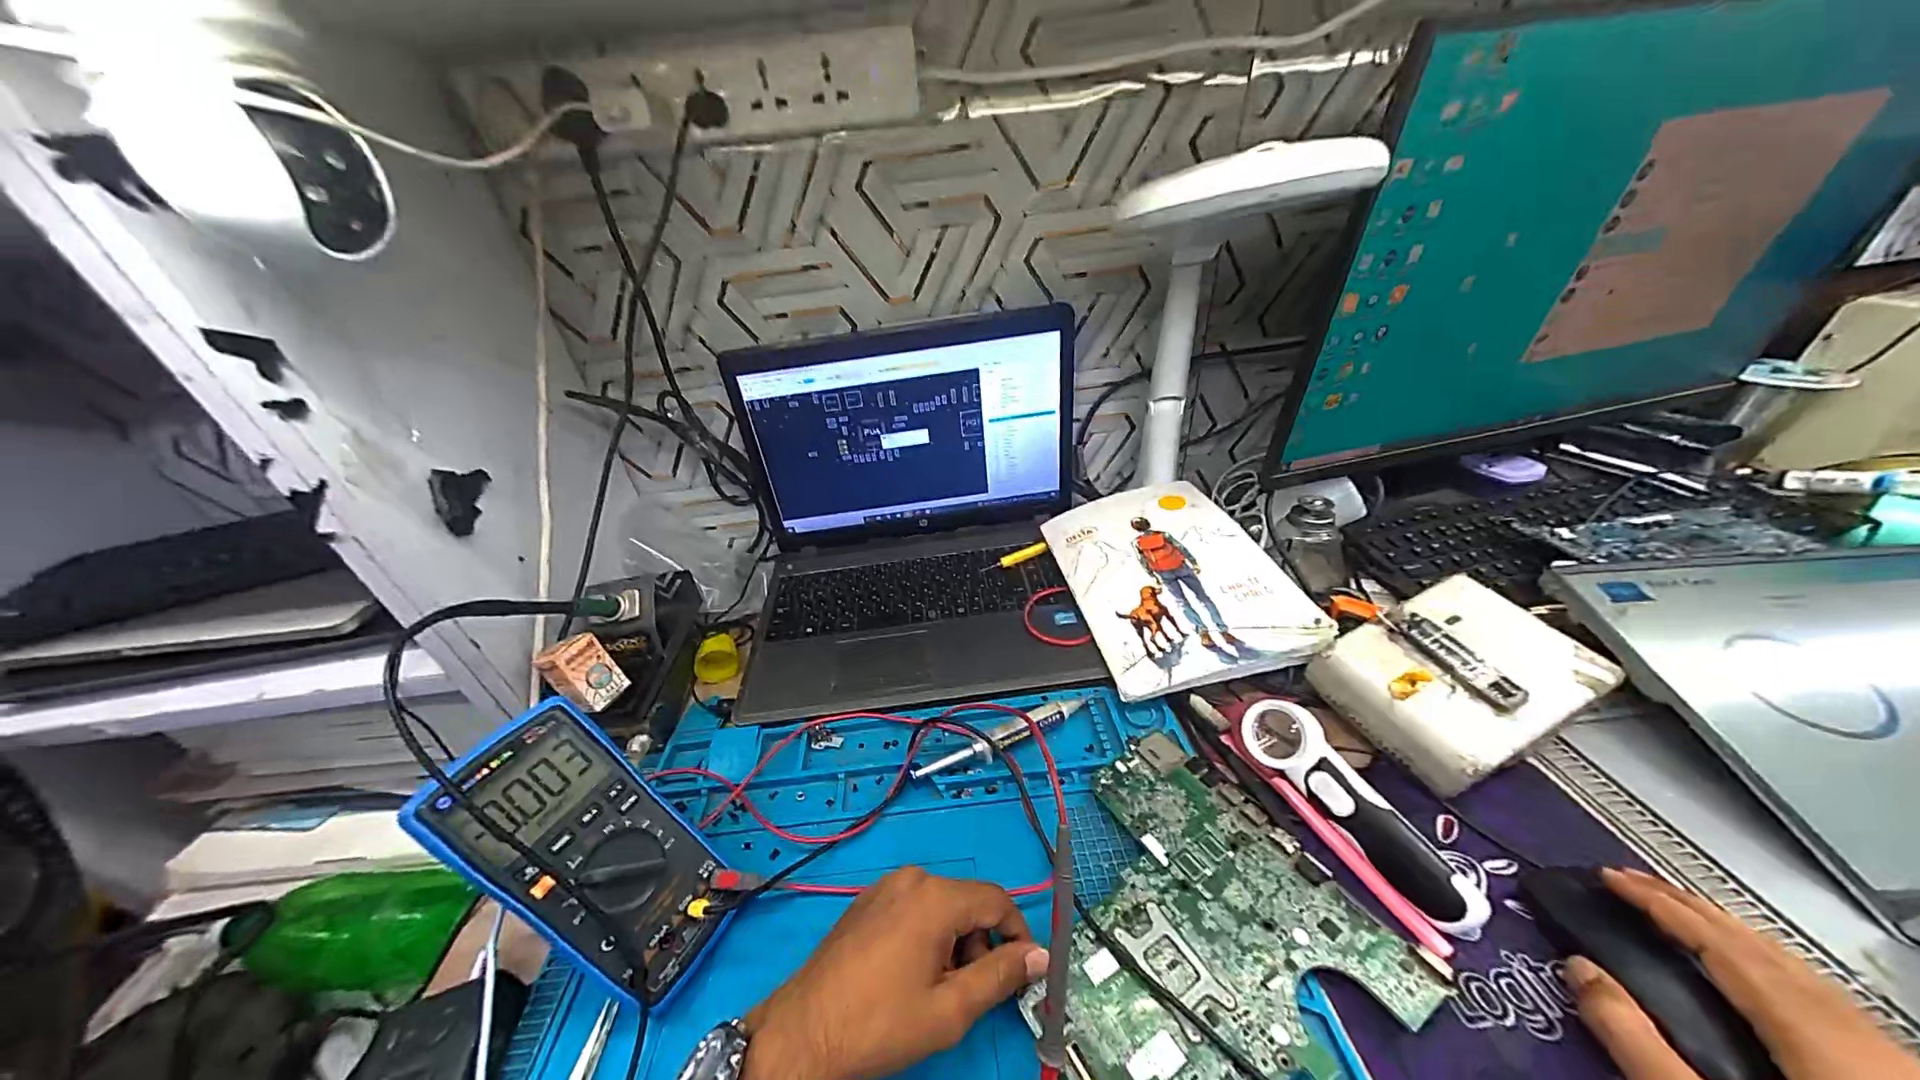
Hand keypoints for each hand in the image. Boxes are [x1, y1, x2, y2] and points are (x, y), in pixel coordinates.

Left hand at [742, 868, 1048, 1079]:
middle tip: (968, 992)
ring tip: (934, 989)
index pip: (997, 901)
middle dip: (979, 945)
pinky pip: (914, 908)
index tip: (1022, 973)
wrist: (804, 1032)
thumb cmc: (879, 1023)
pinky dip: (926, 936)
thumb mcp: (950, 1009)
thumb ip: (1000, 976)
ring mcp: (885, 887)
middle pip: (968, 903)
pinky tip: (908, 975)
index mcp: (934, 896)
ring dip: (953, 943)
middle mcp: (911, 879)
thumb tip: (1038, 956)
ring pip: (941, 907)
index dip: (1017, 936)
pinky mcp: (867, 901)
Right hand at [1563, 867, 1919, 1079]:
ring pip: (1803, 973)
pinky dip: (1768, 967)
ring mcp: (1895, 1065)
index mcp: (1820, 1042)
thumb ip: (1638, 1042)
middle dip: (1692, 908)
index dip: (1660, 905)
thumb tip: (1581, 968)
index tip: (1608, 877)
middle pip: (1767, 951)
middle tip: (1631, 882)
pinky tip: (1750, 973)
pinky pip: (1823, 999)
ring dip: (1730, 933)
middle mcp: (1868, 1042)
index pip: (1723, 946)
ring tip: (1678, 911)